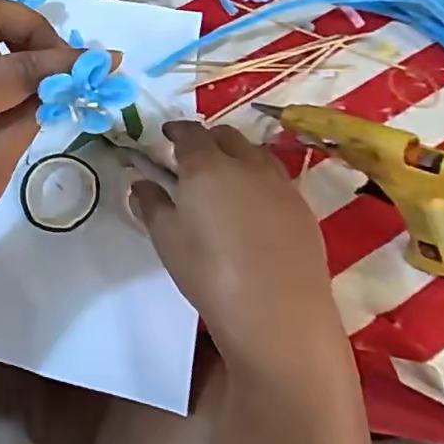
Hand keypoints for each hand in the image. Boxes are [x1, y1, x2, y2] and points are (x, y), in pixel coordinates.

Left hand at [0, 0, 82, 261]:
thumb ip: (31, 116)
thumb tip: (70, 79)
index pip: (17, 65)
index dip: (64, 61)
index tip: (103, 63)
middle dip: (31, 26)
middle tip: (57, 61)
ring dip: (16, 32)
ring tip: (42, 68)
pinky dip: (2, 43)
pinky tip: (20, 77)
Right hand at [130, 121, 344, 379]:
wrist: (278, 313)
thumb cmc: (209, 273)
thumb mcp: (166, 239)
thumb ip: (151, 204)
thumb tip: (141, 183)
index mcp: (206, 167)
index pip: (190, 133)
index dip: (176, 130)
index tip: (165, 135)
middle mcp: (246, 165)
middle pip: (226, 136)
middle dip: (206, 139)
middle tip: (190, 157)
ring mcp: (280, 185)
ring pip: (255, 153)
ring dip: (235, 154)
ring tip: (222, 177)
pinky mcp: (302, 208)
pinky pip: (275, 178)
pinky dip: (257, 178)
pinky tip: (250, 205)